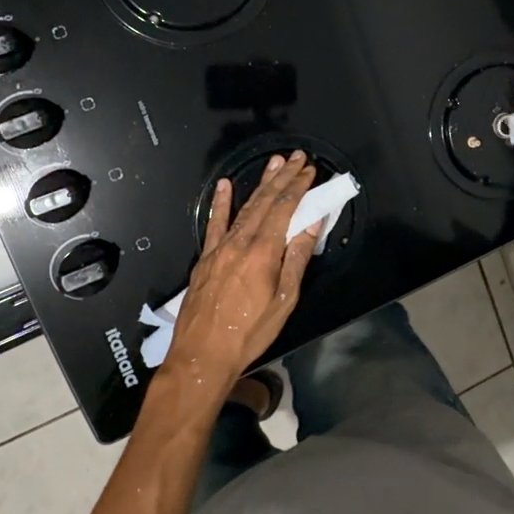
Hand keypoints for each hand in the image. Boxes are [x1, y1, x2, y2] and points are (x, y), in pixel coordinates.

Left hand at [166, 152, 318, 385]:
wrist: (202, 356)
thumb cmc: (250, 332)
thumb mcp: (285, 300)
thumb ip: (297, 258)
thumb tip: (312, 224)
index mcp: (263, 252)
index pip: (285, 209)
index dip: (298, 187)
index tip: (310, 170)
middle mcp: (240, 242)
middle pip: (265, 202)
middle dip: (283, 177)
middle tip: (297, 157)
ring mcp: (220, 248)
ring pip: (244, 208)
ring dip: (261, 184)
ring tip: (274, 163)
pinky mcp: (206, 258)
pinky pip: (214, 224)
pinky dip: (221, 203)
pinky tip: (225, 186)